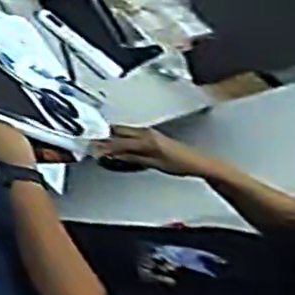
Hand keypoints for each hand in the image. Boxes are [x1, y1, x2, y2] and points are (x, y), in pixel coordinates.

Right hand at [92, 125, 216, 177]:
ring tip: (104, 143)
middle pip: (116, 130)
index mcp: (145, 140)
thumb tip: (113, 155)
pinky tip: (120, 142)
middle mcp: (144, 132)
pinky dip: (120, 136)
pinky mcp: (150, 133)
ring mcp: (147, 131)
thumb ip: (132, 158)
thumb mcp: (155, 165)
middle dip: (103, 136)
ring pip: (122, 129)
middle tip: (94, 144)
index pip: (118, 141)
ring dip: (111, 135)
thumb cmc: (182, 165)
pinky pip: (129, 131)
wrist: (201, 162)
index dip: (103, 145)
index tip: (93, 148)